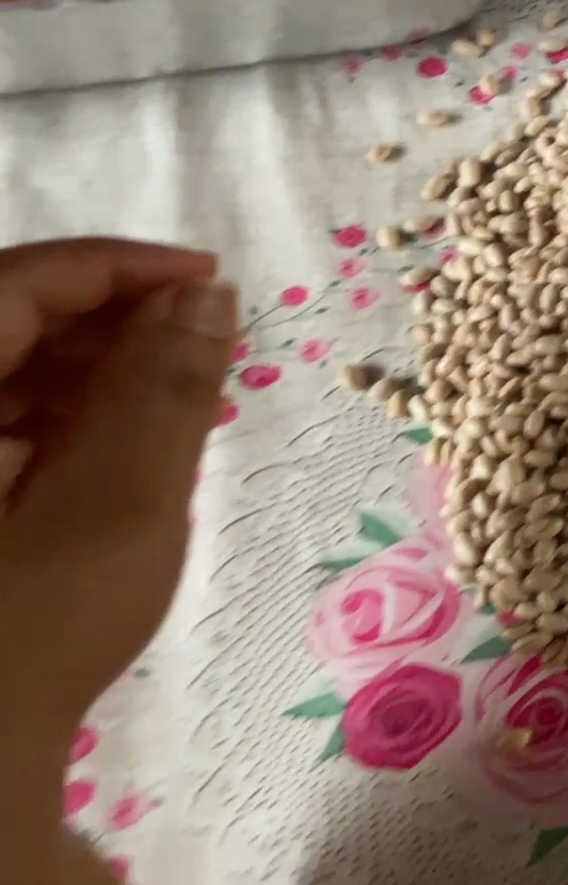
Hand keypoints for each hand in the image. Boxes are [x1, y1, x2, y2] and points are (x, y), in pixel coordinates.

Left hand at [0, 239, 233, 729]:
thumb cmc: (30, 632)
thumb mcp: (120, 504)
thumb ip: (165, 391)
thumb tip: (210, 296)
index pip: (8, 283)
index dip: (118, 265)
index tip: (216, 279)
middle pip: (3, 318)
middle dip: (119, 318)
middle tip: (217, 347)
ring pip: (5, 364)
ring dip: (101, 364)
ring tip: (187, 396)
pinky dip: (71, 408)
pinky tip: (127, 437)